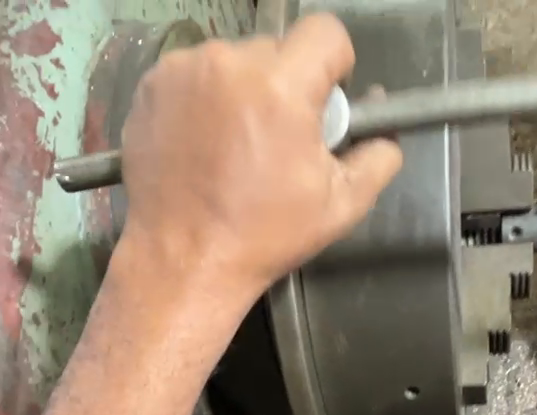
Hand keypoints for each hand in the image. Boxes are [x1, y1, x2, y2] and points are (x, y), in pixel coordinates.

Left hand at [116, 15, 402, 306]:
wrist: (185, 260)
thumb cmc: (264, 237)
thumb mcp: (339, 207)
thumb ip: (376, 159)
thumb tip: (385, 133)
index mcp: (280, 87)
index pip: (326, 33)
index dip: (334, 67)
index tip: (325, 103)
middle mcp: (229, 64)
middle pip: (277, 50)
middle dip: (285, 88)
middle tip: (278, 143)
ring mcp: (184, 71)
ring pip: (233, 63)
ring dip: (244, 94)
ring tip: (237, 149)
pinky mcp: (152, 86)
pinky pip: (194, 77)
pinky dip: (205, 102)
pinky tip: (205, 147)